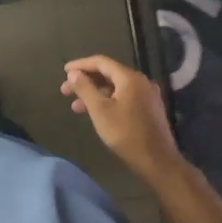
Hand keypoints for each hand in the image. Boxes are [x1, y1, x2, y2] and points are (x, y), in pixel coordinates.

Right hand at [62, 55, 181, 181]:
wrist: (157, 161)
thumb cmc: (125, 133)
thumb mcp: (99, 110)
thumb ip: (85, 88)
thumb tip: (73, 73)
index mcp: (130, 77)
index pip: (101, 62)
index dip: (80, 64)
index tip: (64, 71)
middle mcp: (141, 81)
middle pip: (108, 74)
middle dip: (85, 81)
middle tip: (66, 91)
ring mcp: (147, 95)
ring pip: (115, 87)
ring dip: (95, 93)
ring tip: (76, 107)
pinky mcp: (149, 108)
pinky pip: (124, 97)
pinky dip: (107, 100)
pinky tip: (96, 112)